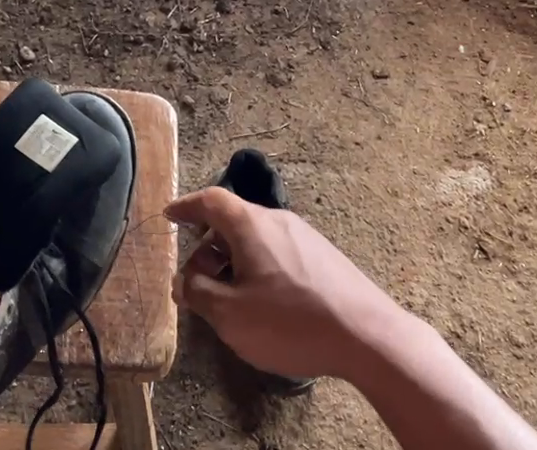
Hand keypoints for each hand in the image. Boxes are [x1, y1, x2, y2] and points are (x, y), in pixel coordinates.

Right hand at [168, 186, 399, 380]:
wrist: (367, 335)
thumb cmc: (291, 321)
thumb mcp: (231, 315)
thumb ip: (199, 294)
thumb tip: (184, 281)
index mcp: (251, 224)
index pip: (211, 200)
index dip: (186, 206)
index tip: (170, 216)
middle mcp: (277, 220)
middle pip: (233, 221)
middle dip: (208, 248)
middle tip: (197, 282)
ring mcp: (304, 236)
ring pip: (256, 239)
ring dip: (233, 261)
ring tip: (229, 299)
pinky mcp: (322, 257)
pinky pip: (277, 252)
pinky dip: (258, 268)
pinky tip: (263, 303)